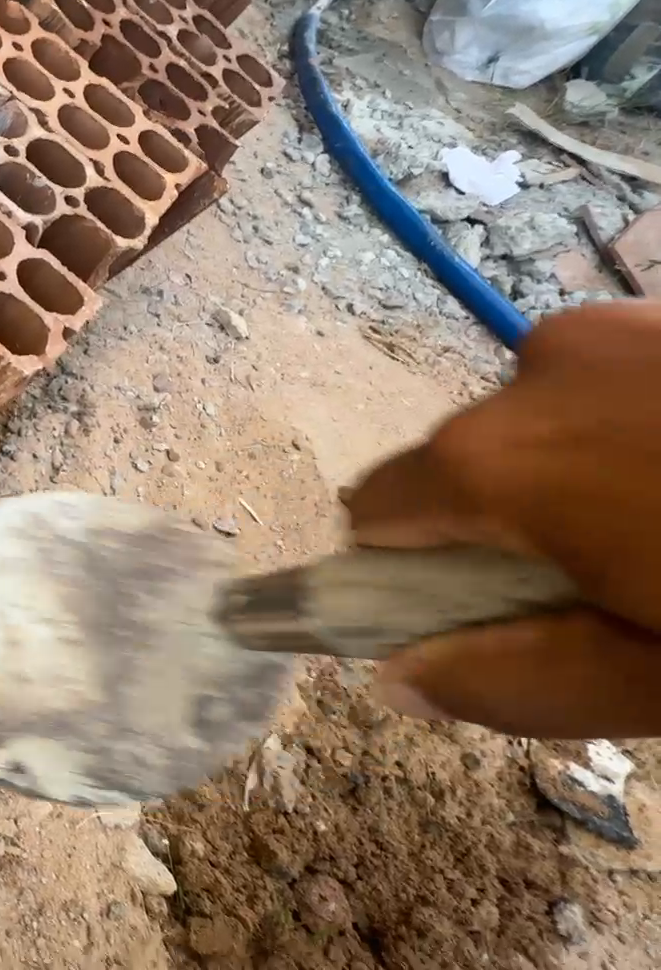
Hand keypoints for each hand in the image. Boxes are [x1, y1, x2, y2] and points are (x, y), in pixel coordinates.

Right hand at [346, 301, 660, 737]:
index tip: (499, 609)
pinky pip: (631, 384)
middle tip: (641, 579)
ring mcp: (633, 324)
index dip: (413, 569)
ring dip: (599, 473)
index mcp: (497, 459)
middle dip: (521, 522)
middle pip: (467, 465)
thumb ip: (515, 684)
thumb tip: (400, 681)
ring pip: (553, 421)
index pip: (374, 513)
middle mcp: (536, 369)